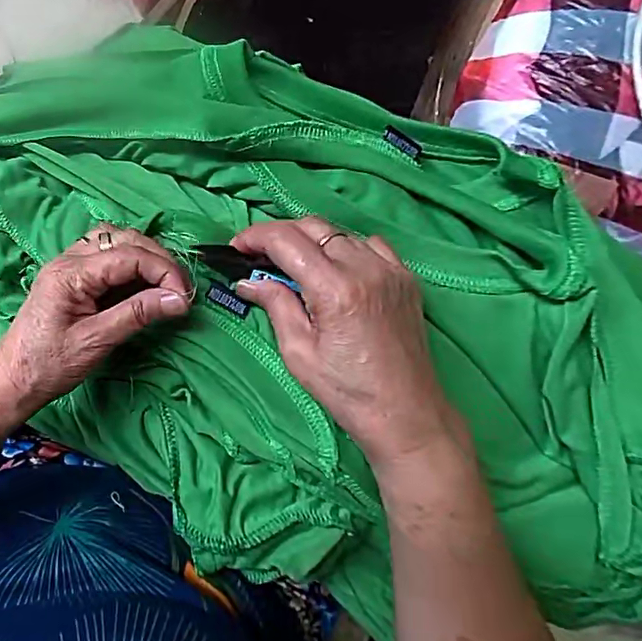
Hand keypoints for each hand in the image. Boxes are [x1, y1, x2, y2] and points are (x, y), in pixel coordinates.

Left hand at [0, 224, 190, 439]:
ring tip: (164, 283)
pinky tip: (142, 282)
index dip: (164, 271)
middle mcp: (68, 259)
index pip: (129, 255)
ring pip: (114, 240)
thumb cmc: (48, 365)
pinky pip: (104, 254)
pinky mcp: (70, 276)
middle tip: (180, 290)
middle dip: (158, 259)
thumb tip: (179, 299)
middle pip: (124, 239)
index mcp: (71, 273)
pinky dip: (129, 263)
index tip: (185, 297)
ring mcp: (67, 265)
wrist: (12, 380)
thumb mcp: (96, 341)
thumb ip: (137, 314)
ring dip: (143, 256)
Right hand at [231, 217, 461, 467]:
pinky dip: (344, 247)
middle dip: (278, 234)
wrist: (406, 413)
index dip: (254, 236)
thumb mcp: (298, 352)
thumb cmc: (347, 391)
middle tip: (257, 255)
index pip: (286, 240)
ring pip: (339, 233)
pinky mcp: (405, 278)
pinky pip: (370, 244)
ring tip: (292, 263)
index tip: (235, 247)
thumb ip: (275, 305)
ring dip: (310, 240)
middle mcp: (365, 269)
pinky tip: (334, 267)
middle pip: (311, 227)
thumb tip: (248, 280)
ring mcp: (390, 270)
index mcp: (335, 289)